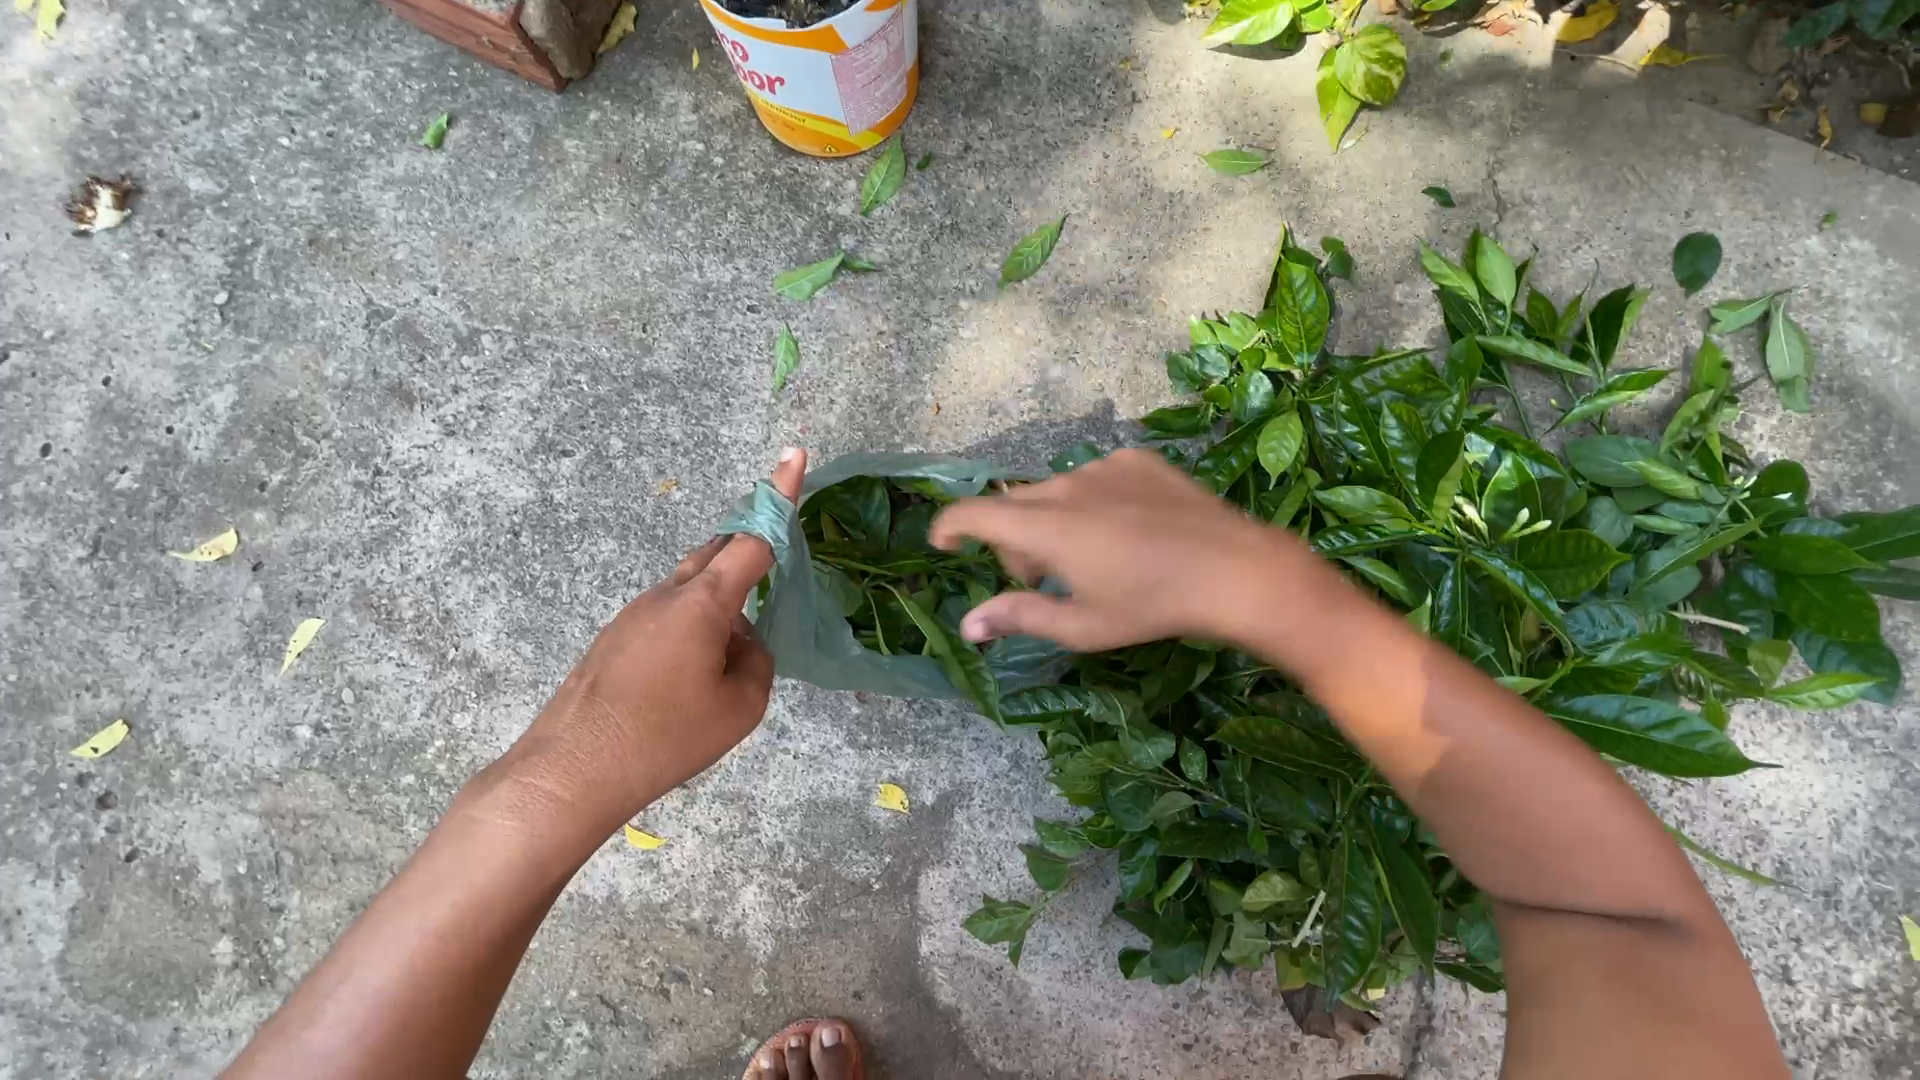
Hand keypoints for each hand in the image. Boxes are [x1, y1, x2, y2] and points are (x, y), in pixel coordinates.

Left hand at [479, 448, 806, 838]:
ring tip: (721, 669)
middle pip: (717, 554)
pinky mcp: (614, 638)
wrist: (572, 772)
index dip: (779, 496)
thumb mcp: (742, 705)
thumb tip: (739, 639)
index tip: (794, 453)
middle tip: (768, 588)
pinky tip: (686, 683)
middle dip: (748, 557)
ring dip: (718, 608)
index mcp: (703, 603)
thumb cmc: (667, 736)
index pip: (753, 539)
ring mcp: (634, 614)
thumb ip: (756, 660)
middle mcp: (666, 595)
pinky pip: (667, 615)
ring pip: (690, 589)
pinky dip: (691, 630)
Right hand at [928, 448, 1332, 651]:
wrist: (1235, 569)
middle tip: (1045, 579)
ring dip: (1053, 521)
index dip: (948, 526)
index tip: (942, 542)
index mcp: (1044, 528)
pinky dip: (1092, 502)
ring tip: (1094, 556)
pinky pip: (1094, 477)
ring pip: (1054, 491)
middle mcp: (1064, 486)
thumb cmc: (1151, 606)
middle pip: (1013, 507)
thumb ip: (1019, 616)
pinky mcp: (1136, 458)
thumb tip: (967, 624)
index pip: (974, 514)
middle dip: (1013, 542)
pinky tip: (1129, 528)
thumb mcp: (1081, 624)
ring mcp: (1102, 467)